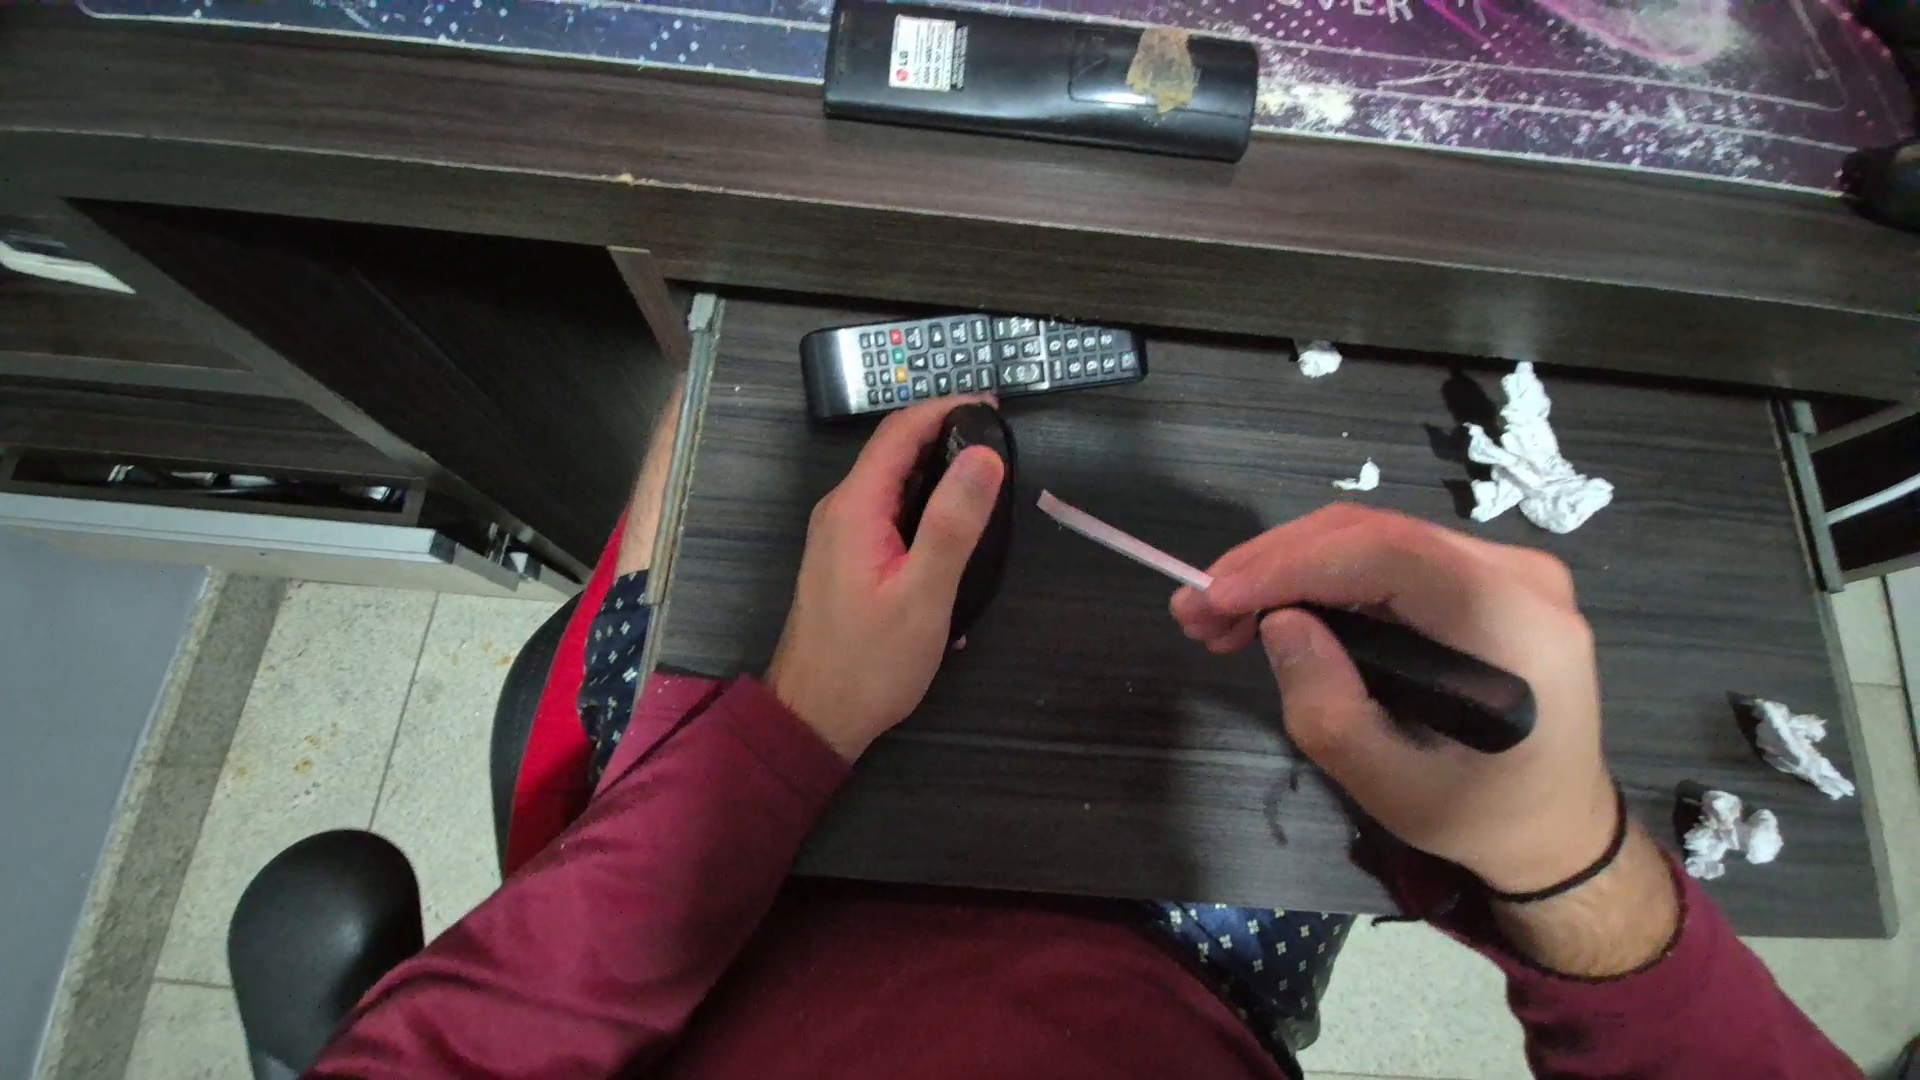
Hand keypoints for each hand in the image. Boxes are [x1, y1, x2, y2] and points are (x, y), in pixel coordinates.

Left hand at [765, 397, 1004, 760]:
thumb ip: (953, 523)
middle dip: (945, 436)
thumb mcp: (923, 595)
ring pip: (892, 483)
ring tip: (987, 484)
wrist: (815, 716)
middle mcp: (840, 510)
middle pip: (894, 451)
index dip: (946, 407)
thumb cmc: (871, 662)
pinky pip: (887, 513)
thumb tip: (985, 454)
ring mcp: (838, 535)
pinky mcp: (845, 558)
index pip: (899, 431)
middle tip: (1000, 446)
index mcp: (855, 507)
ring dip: (937, 473)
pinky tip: (954, 534)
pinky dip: (923, 506)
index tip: (993, 406)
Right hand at [1169, 505, 1615, 895]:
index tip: (1214, 597)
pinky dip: (1307, 578)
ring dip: (1278, 569)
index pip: (1386, 555)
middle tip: (1195, 609)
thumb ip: (1325, 700)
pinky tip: (1264, 609)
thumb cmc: (1474, 812)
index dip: (1289, 565)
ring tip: (1216, 616)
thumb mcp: (1386, 780)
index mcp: (1512, 624)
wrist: (1550, 823)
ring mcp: (1496, 568)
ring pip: (1361, 538)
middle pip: (1367, 534)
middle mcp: (1513, 575)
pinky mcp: (1467, 575)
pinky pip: (1372, 557)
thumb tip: (1276, 621)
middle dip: (1267, 565)